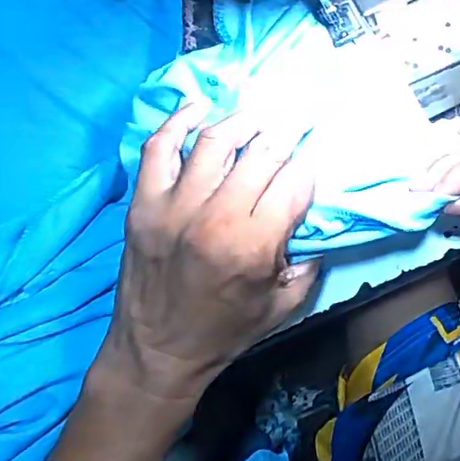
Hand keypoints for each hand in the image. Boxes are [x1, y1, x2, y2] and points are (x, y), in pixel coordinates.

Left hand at [96, 104, 320, 409]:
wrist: (157, 352)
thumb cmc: (226, 331)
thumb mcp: (283, 304)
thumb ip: (309, 260)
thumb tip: (317, 215)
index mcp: (253, 245)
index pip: (293, 182)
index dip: (309, 165)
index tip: (313, 157)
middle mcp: (214, 218)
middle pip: (261, 153)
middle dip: (287, 131)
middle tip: (298, 118)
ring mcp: (173, 206)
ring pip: (214, 141)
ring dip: (243, 120)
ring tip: (260, 114)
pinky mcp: (143, 203)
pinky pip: (159, 148)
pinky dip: (178, 122)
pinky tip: (199, 108)